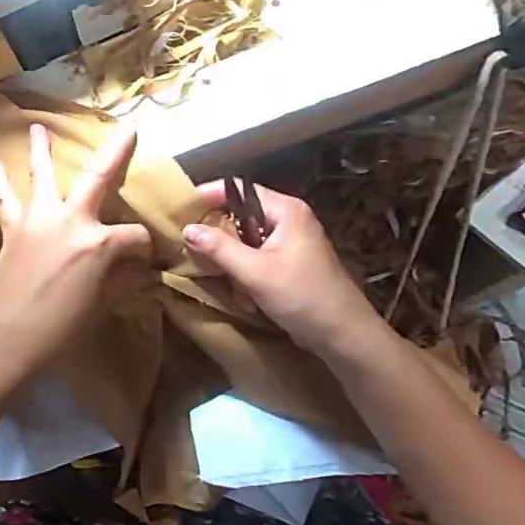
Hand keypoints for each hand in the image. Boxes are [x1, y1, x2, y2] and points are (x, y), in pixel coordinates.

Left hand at [0, 123, 155, 377]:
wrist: (6, 337)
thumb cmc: (61, 327)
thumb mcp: (101, 304)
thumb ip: (123, 279)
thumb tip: (144, 269)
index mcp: (99, 242)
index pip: (135, 235)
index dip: (145, 248)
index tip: (147, 260)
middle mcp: (70, 220)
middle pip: (98, 177)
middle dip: (117, 150)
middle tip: (129, 126)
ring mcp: (38, 220)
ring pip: (41, 176)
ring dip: (41, 150)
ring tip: (37, 127)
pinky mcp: (13, 229)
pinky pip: (5, 199)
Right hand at [182, 182, 385, 353]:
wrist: (343, 334)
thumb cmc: (301, 296)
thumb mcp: (255, 272)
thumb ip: (219, 247)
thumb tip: (187, 228)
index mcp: (286, 211)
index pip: (239, 190)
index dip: (209, 195)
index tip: (181, 209)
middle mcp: (290, 220)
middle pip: (242, 214)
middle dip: (218, 230)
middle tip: (189, 242)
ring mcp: (292, 242)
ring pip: (248, 238)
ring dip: (231, 256)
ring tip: (212, 269)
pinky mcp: (291, 263)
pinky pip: (258, 256)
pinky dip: (244, 270)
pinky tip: (239, 292)